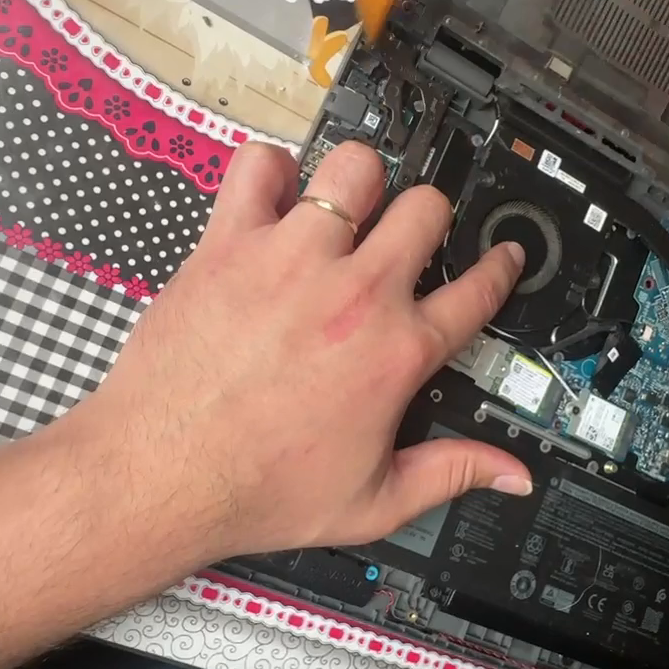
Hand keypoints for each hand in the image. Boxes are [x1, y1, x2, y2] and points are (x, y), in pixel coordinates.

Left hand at [70, 141, 531, 562]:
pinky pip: (259, 166)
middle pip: (426, 209)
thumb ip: (451, 474)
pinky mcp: (230, 245)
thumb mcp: (373, 502)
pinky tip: (274, 200)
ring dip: (361, 182)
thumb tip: (509, 472)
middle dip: (430, 216)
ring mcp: (292, 261)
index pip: (475, 291)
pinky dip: (271, 171)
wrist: (159, 476)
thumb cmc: (257, 488)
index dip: (498, 269)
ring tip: (348, 208)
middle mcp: (353, 295)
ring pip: (355, 169)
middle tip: (410, 236)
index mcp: (395, 350)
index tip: (498, 259)